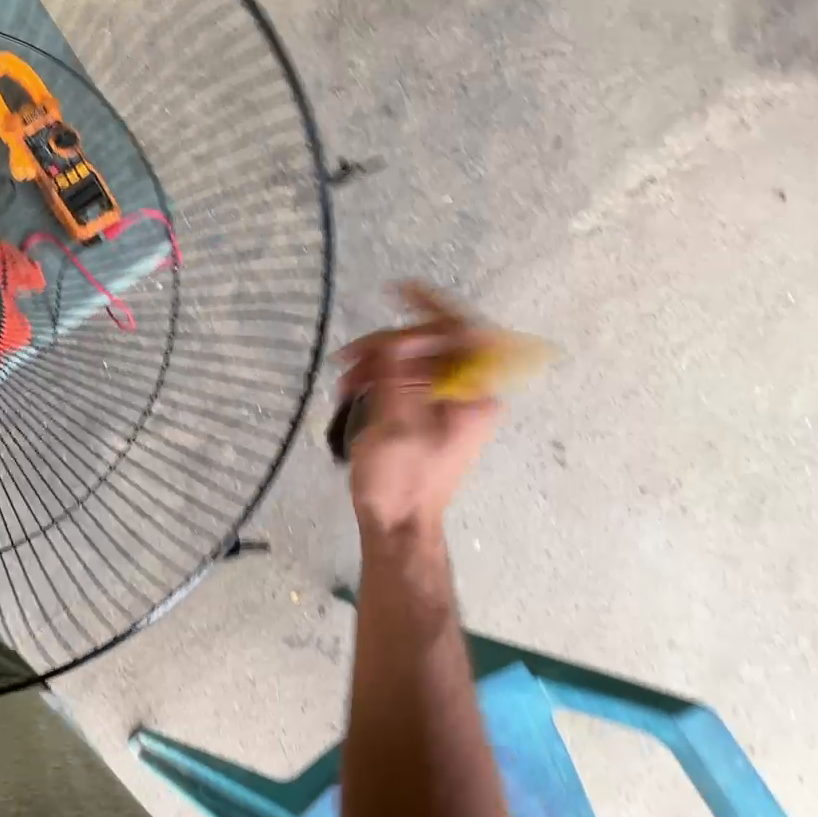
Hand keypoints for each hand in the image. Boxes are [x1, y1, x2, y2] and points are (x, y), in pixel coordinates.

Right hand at [337, 282, 501, 538]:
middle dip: (387, 346)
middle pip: (432, 347)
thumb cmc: (400, 483)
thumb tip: (400, 340)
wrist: (398, 525)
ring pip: (413, 363)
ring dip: (376, 364)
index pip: (465, 334)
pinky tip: (353, 391)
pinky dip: (378, 380)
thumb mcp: (397, 428)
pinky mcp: (427, 417)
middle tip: (347, 359)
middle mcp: (468, 395)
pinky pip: (405, 382)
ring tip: (344, 381)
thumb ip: (400, 380)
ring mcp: (448, 406)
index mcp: (473, 397)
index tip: (398, 291)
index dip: (433, 309)